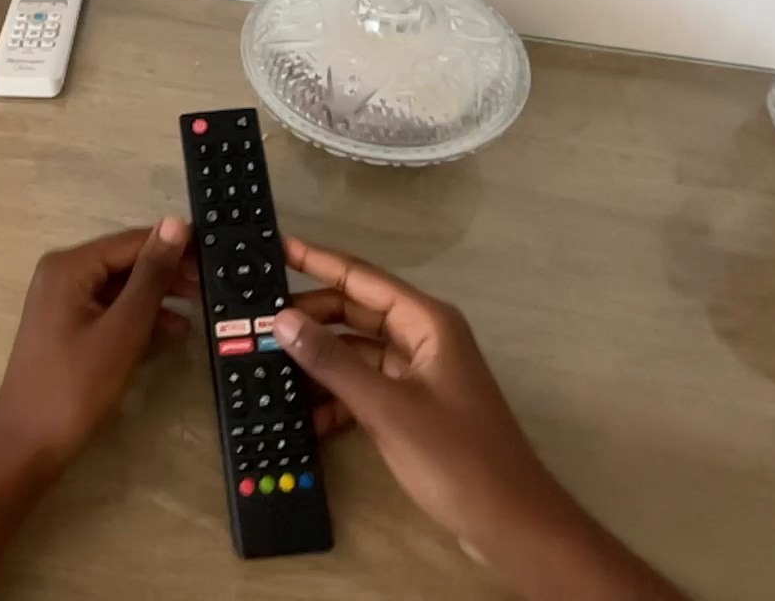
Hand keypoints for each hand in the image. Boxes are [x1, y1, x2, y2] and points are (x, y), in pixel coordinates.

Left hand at [0, 218, 195, 464]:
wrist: (29, 446)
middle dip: (167, 274)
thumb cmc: (77, 386)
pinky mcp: (67, 326)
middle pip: (126, 261)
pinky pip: (110, 308)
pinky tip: (171, 331)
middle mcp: (63, 273)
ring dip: (157, 297)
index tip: (213, 259)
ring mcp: (62, 300)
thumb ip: (151, 275)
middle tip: (210, 287)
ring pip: (120, 287)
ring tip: (199, 309)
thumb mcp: (124, 328)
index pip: (133, 241)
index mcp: (70, 266)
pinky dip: (138, 317)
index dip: (175, 247)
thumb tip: (176, 222)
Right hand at [275, 236, 683, 597]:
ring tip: (272, 363)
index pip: (360, 277)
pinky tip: (307, 413)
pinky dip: (337, 392)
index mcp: (426, 321)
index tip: (276, 247)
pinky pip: (365, 382)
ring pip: (356, 348)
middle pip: (354, 310)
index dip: (316, 260)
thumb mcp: (386, 407)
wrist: (514, 527)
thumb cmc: (458, 458)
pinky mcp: (413, 402)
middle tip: (260, 321)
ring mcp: (418, 370)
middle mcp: (422, 335)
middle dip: (309, 316)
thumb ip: (332, 361)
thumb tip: (283, 320)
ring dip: (319, 358)